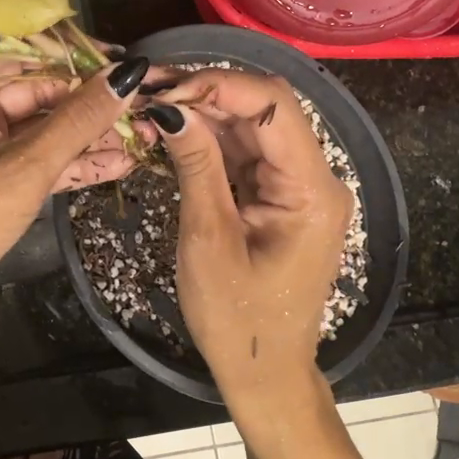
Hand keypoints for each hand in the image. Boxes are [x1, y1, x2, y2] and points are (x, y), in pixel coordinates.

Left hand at [0, 56, 148, 332]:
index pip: (32, 59)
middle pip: (45, 95)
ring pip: (49, 130)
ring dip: (94, 136)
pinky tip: (123, 162)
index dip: (83, 63)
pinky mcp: (1, 179)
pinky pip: (45, 160)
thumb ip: (79, 119)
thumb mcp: (25, 165)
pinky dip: (78, 162)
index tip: (132, 67)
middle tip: (149, 107)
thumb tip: (129, 74)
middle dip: (95, 105)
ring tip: (147, 136)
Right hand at [147, 69, 353, 391]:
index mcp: (311, 189)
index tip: (164, 90)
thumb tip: (169, 106)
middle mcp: (313, 177)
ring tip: (149, 105)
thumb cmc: (238, 318)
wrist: (262, 374)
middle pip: (261, 109)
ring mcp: (294, 185)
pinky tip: (169, 130)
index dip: (218, 84)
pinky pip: (241, 151)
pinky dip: (206, 137)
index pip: (273, 106)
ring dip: (200, 111)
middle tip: (146, 91)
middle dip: (204, 92)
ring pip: (248, 125)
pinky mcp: (275, 195)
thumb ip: (195, 164)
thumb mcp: (208, 239)